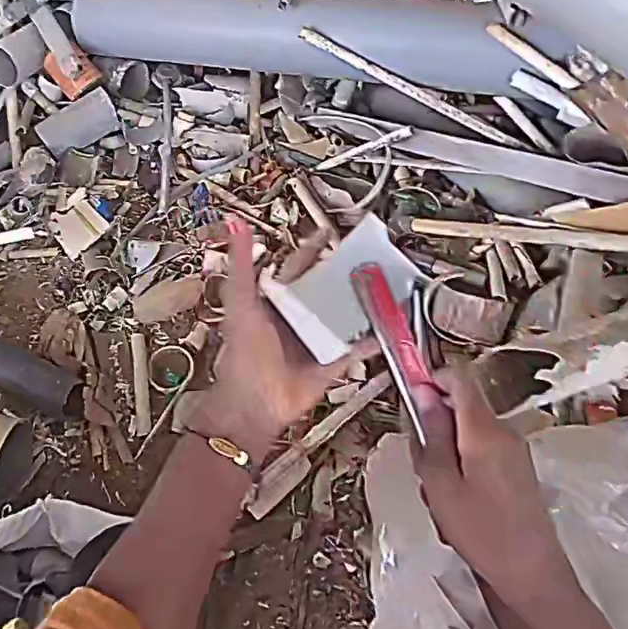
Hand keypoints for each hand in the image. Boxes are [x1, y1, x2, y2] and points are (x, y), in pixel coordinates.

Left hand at [190, 218, 371, 462]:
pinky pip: (358, 347)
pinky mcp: (332, 362)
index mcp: (277, 299)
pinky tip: (393, 324)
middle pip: (329, 287)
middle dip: (349, 273)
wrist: (254, 402)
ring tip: (390, 285)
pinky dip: (376, 337)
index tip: (333, 232)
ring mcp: (317, 338)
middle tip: (373, 257)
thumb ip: (242, 264)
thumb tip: (234, 225)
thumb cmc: (242, 352)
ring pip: (347, 314)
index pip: (300, 265)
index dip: (315, 248)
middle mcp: (299, 315)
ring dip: (367, 302)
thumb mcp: (241, 301)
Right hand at [409, 371, 577, 604]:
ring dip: (443, 449)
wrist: (534, 580)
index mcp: (485, 431)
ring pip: (465, 431)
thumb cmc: (481, 532)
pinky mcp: (515, 471)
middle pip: (460, 406)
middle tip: (418, 458)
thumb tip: (423, 393)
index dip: (431, 377)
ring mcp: (513, 452)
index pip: (459, 380)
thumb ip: (430, 434)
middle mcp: (504, 433)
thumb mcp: (440, 482)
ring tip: (436, 488)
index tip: (407, 393)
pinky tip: (453, 499)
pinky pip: (478, 450)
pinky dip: (459, 464)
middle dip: (432, 422)